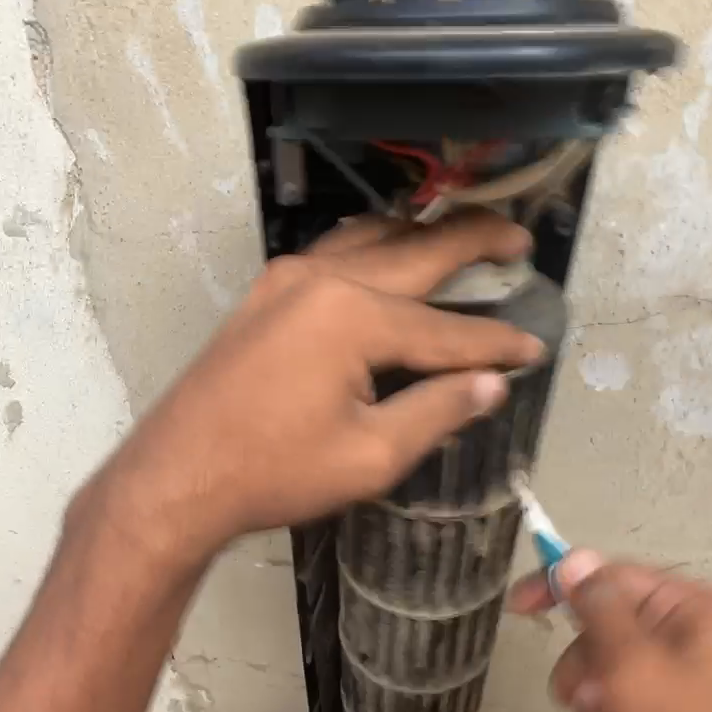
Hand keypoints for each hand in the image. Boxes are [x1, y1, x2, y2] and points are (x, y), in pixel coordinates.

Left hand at [80, 211, 542, 565]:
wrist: (177, 477)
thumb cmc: (274, 474)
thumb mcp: (370, 455)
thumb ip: (437, 411)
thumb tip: (491, 384)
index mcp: (353, 316)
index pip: (447, 329)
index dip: (496, 343)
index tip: (535, 348)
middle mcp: (322, 278)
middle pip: (416, 252)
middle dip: (474, 243)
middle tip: (519, 239)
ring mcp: (286, 280)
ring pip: (370, 239)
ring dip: (420, 235)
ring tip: (459, 236)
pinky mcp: (264, 295)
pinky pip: (333, 255)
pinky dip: (372, 250)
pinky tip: (386, 258)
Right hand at [507, 551, 711, 711]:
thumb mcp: (636, 667)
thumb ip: (598, 610)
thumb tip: (574, 557)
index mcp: (687, 614)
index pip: (609, 579)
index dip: (559, 587)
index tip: (517, 607)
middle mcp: (681, 651)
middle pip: (595, 648)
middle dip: (589, 693)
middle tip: (596, 708)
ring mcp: (673, 704)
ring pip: (597, 707)